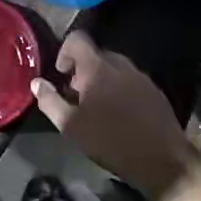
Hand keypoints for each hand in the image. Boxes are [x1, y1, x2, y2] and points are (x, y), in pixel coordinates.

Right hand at [31, 31, 200, 200]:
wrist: (163, 162)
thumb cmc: (111, 141)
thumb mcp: (71, 126)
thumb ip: (50, 100)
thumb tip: (36, 82)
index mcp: (97, 67)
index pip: (77, 39)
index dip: (64, 52)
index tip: (62, 75)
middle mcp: (120, 64)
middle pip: (95, 54)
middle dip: (82, 70)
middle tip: (76, 97)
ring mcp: (141, 77)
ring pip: (114, 68)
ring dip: (101, 80)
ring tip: (97, 109)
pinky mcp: (155, 91)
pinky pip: (130, 81)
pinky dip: (120, 89)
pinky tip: (120, 116)